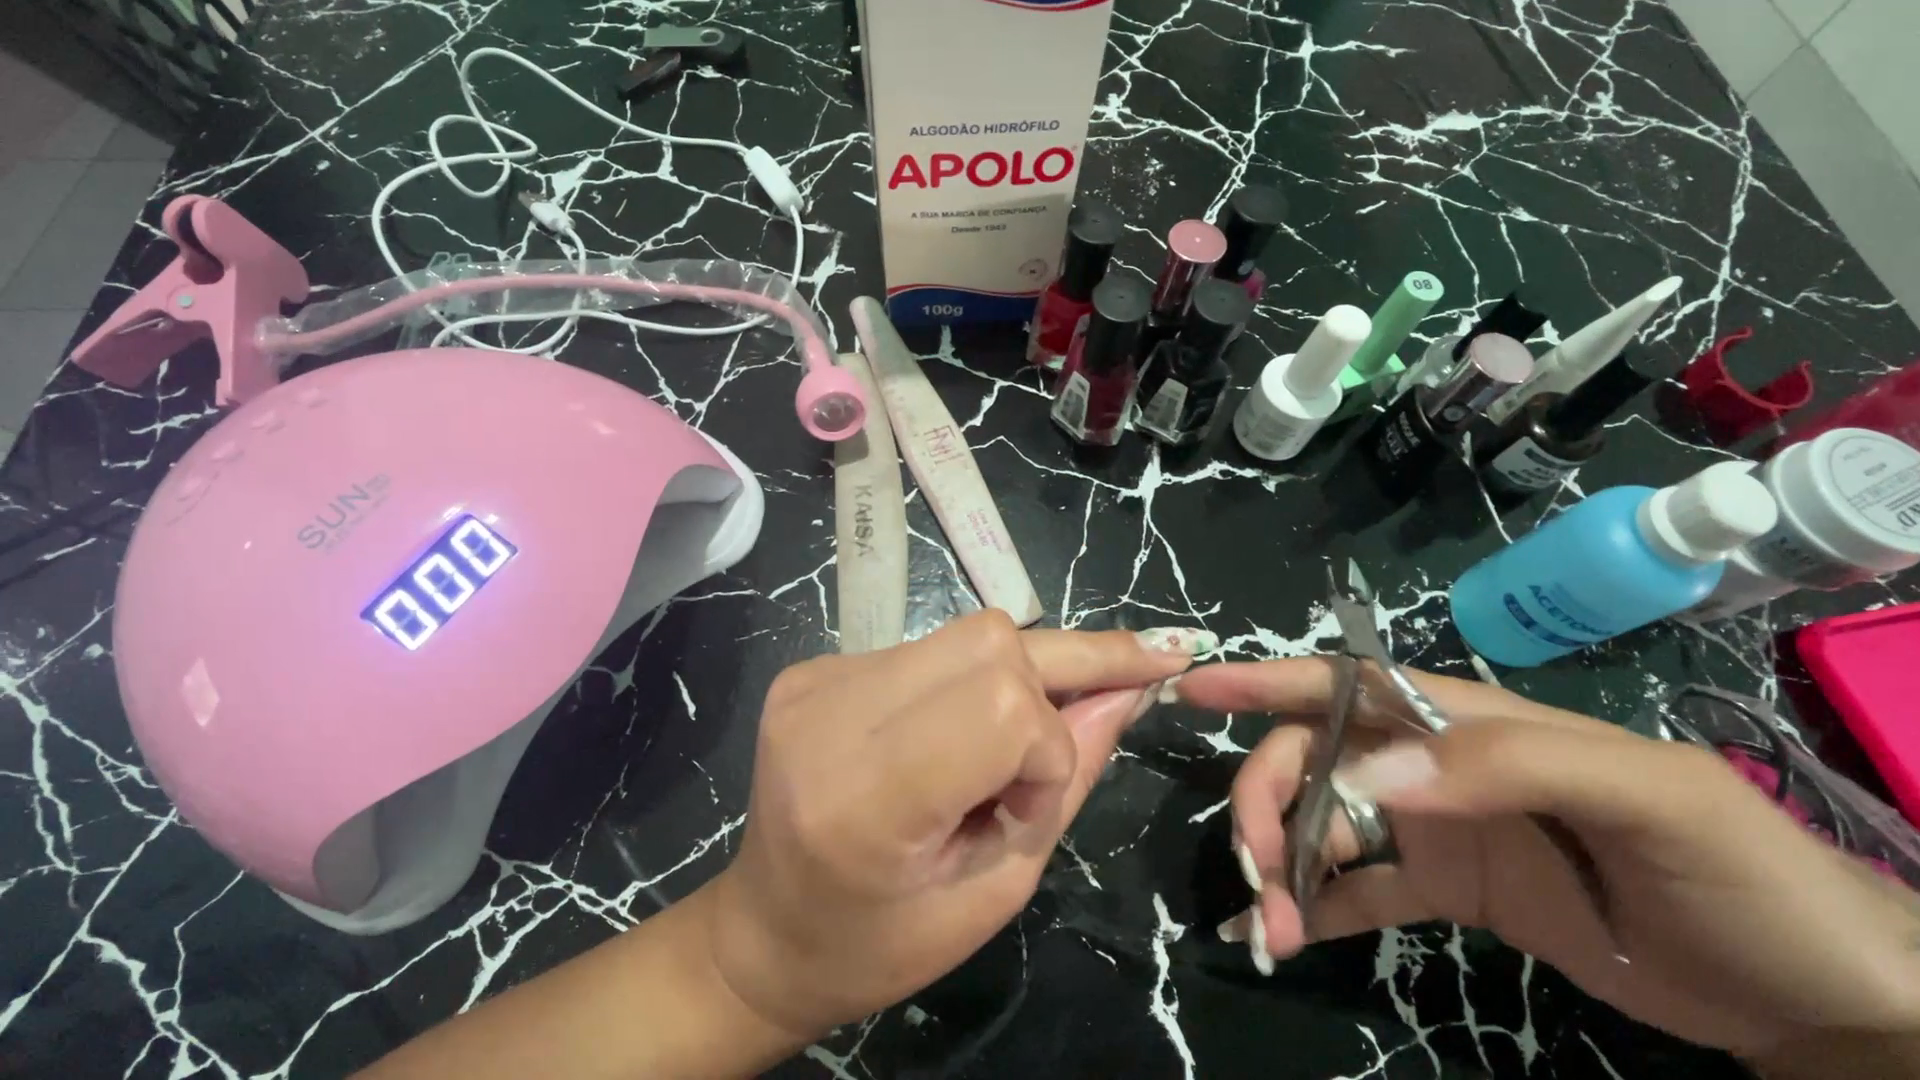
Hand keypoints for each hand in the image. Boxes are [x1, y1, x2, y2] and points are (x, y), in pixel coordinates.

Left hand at [704, 613, 1214, 1038]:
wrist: (766, 934)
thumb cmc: (881, 943)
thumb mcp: (994, 889)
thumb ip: (1066, 784)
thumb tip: (1127, 691)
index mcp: (868, 797)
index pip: (1004, 706)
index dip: (1050, 748)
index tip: (1033, 806)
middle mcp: (833, 715)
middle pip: (992, 640)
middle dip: (1050, 687)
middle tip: (1062, 743)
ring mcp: (818, 680)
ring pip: (968, 633)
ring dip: (1012, 682)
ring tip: (999, 753)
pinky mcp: (814, 667)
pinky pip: (929, 647)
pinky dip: (965, 684)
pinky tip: (951, 738)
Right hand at [1185, 657, 1919, 1061]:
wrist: (1810, 991)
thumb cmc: (1738, 870)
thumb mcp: (1644, 794)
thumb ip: (1506, 763)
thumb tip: (1369, 779)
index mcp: (1468, 720)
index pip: (1348, 684)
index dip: (1267, 680)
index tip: (1195, 689)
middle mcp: (1434, 764)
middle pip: (1315, 761)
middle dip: (1270, 803)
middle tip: (1260, 870)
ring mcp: (1434, 828)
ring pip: (1322, 827)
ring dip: (1282, 866)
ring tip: (1272, 926)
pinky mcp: (1443, 890)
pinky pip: (1355, 890)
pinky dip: (1310, 908)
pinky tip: (1279, 936)